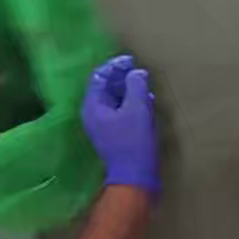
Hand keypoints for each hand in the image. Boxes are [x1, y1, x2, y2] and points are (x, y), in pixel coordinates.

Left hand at [82, 54, 158, 195]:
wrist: (135, 178)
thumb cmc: (134, 142)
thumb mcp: (137, 109)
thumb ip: (136, 85)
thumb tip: (136, 73)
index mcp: (93, 106)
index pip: (99, 76)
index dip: (115, 65)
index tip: (132, 61)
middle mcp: (94, 115)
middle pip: (105, 87)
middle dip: (122, 77)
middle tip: (140, 72)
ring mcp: (103, 127)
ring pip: (114, 100)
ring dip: (129, 91)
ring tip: (145, 86)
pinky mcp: (114, 136)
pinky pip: (120, 112)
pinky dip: (131, 104)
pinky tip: (146, 103)